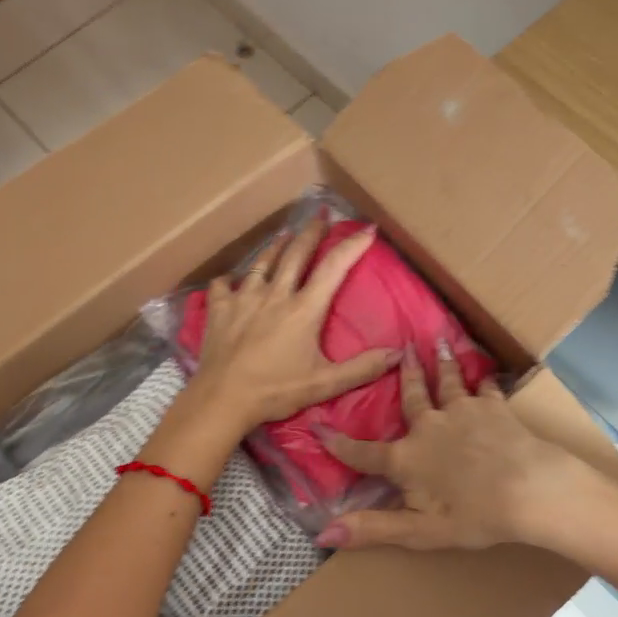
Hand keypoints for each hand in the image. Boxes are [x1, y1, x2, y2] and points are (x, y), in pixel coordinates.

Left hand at [185, 214, 399, 433]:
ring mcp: (244, 298)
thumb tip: (398, 353)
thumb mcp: (324, 384)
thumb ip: (362, 368)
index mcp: (304, 309)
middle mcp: (275, 294)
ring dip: (276, 247)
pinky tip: (231, 280)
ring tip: (284, 235)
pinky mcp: (219, 308)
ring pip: (262, 263)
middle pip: (296, 253)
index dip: (352, 246)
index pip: (334, 268)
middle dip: (312, 233)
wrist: (222, 398)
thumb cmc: (275, 391)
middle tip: (321, 217)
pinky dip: (230, 280)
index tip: (367, 230)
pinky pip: (223, 285)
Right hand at [317, 345, 597, 550]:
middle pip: (412, 398)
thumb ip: (372, 529)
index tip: (316, 426)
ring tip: (440, 342)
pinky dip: (484, 380)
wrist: (530, 489)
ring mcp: (463, 412)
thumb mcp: (419, 532)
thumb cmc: (474, 516)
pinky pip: (485, 389)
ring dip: (442, 363)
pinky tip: (486, 374)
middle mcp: (429, 427)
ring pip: (448, 382)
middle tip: (401, 349)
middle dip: (405, 375)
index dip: (337, 443)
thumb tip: (322, 535)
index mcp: (406, 459)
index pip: (362, 453)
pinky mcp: (493, 408)